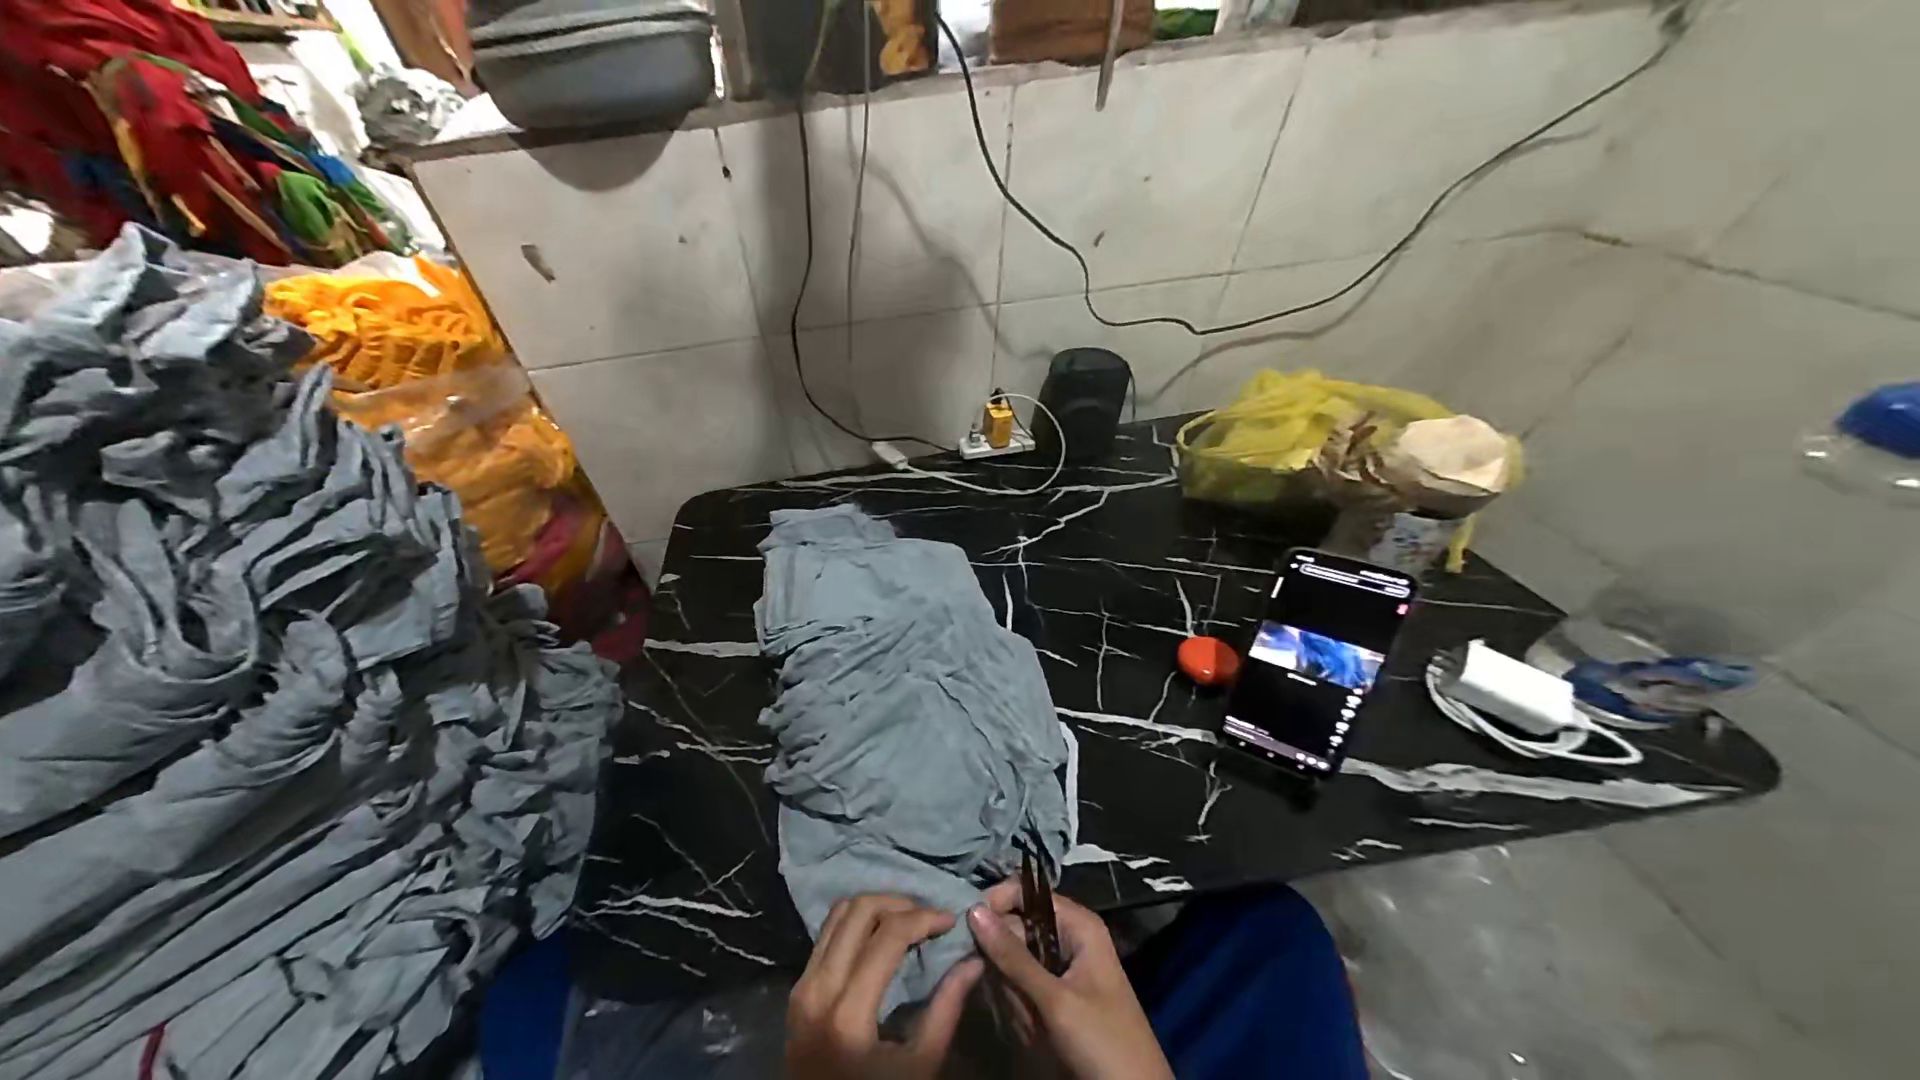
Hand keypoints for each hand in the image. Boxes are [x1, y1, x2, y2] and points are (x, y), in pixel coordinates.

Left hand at [786, 894, 984, 1079]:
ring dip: (877, 907)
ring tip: (907, 920)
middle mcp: (817, 988)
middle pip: (859, 910)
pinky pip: (826, 933)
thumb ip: (947, 1007)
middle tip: (928, 917)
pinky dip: (856, 922)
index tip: (950, 920)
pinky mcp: (796, 987)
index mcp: (848, 1013)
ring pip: (839, 913)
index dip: (924, 917)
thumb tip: (974, 959)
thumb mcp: (920, 1067)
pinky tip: (881, 935)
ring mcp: (801, 985)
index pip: (889, 934)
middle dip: (900, 903)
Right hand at [967, 880, 1174, 1079]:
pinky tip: (1031, 1027)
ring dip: (1013, 989)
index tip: (969, 928)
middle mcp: (1070, 935)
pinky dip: (1021, 1002)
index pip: (1026, 891)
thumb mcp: (1055, 1000)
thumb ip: (1013, 956)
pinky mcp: (1058, 991)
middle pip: (1018, 926)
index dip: (997, 902)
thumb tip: (973, 910)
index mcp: (1078, 923)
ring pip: (1017, 959)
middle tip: (1010, 993)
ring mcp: (1064, 965)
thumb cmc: (1103, 1042)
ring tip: (1031, 1020)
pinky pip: (1025, 983)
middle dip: (1005, 960)